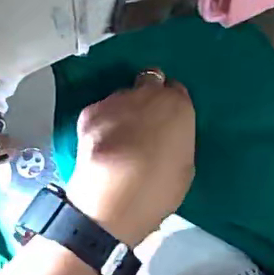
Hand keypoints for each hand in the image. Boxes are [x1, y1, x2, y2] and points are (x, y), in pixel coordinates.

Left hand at [64, 70, 195, 247]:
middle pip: (150, 80)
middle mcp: (148, 94)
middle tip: (145, 121)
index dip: (171, 105)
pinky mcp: (89, 112)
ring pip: (122, 97)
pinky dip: (101, 124)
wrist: (117, 194)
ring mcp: (116, 100)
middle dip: (148, 94)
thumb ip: (176, 139)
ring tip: (118, 139)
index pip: (177, 90)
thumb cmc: (161, 186)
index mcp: (178, 105)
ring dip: (123, 111)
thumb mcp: (184, 164)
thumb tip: (165, 138)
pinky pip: (100, 112)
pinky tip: (100, 145)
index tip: (167, 120)